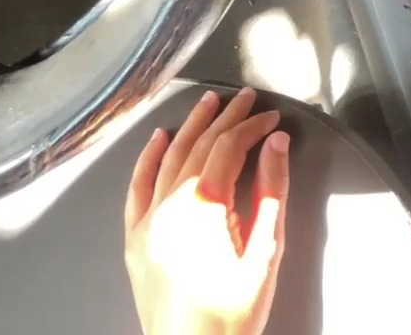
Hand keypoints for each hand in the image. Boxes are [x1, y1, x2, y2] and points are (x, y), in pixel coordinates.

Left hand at [124, 88, 290, 334]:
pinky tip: (158, 138)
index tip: (272, 118)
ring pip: (170, 157)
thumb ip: (272, 192)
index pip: (230, 147)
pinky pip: (137, 187)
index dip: (253, 127)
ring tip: (209, 101)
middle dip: (226, 117)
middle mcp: (171, 203)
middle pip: (201, 145)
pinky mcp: (134, 238)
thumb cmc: (234, 314)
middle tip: (246, 97)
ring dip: (192, 125)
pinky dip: (148, 158)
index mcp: (205, 205)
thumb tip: (276, 141)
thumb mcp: (265, 253)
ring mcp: (148, 219)